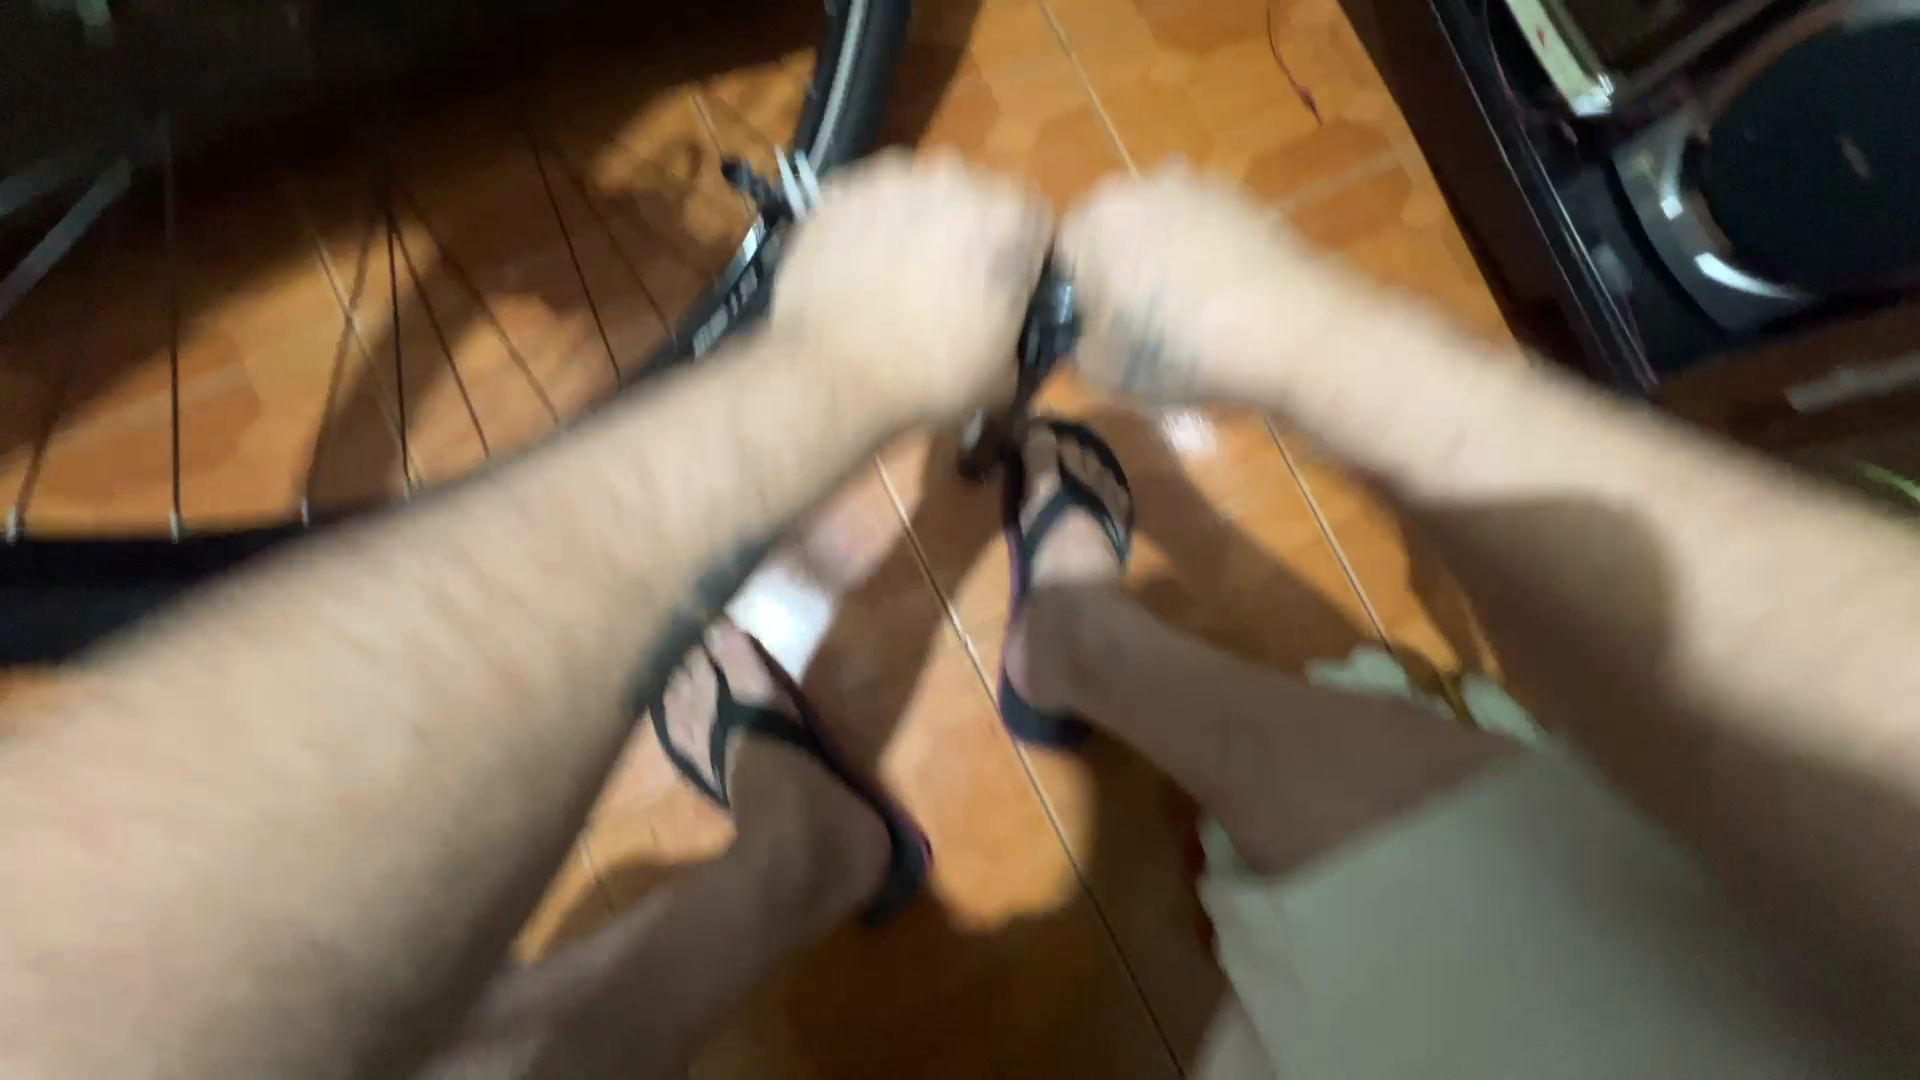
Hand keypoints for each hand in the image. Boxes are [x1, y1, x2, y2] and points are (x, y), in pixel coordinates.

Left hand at [770, 151, 1051, 426]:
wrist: (832, 373)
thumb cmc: (929, 374)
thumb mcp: (1002, 373)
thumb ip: (1018, 333)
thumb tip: (1007, 330)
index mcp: (1009, 217)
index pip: (1035, 224)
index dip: (1021, 260)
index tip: (1001, 292)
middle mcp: (954, 177)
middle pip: (974, 202)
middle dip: (965, 239)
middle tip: (946, 291)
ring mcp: (890, 177)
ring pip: (918, 199)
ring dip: (916, 231)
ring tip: (895, 285)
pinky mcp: (838, 190)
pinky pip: (867, 207)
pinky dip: (867, 232)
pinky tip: (859, 275)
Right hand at [1058, 166, 1354, 403]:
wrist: (1289, 332)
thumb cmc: (1178, 350)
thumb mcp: (1101, 368)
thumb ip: (1075, 344)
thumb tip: (1083, 333)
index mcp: (1092, 218)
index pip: (1055, 254)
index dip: (1067, 298)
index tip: (1087, 332)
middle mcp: (1138, 184)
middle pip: (1106, 232)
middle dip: (1111, 271)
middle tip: (1130, 324)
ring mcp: (1196, 184)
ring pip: (1153, 228)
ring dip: (1155, 262)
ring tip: (1179, 314)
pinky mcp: (1242, 198)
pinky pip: (1198, 230)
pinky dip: (1197, 258)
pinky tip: (1215, 300)